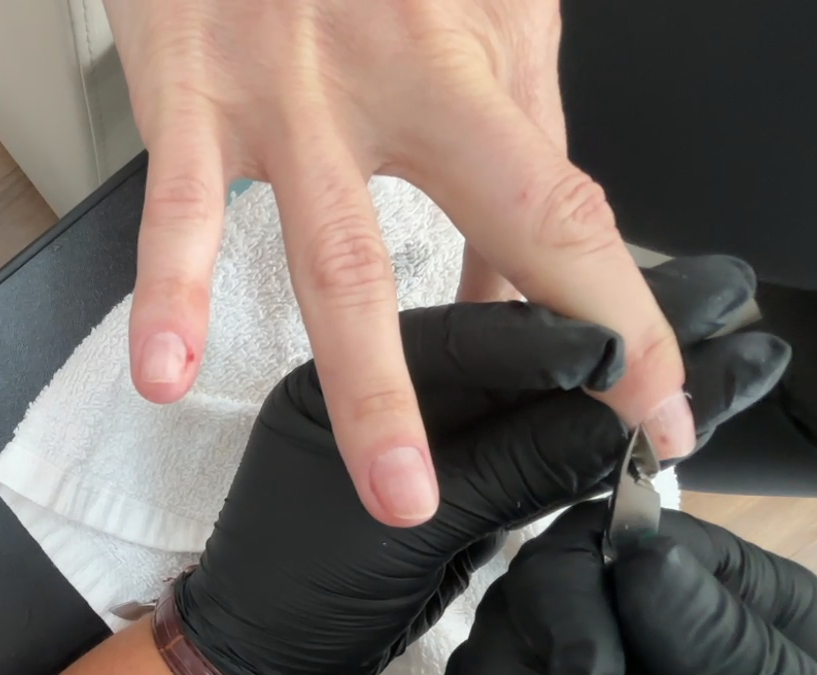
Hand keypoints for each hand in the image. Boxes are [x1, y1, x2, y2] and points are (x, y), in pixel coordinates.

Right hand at [103, 0, 693, 525]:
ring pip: (340, 256)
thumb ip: (493, 142)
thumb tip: (507, 277)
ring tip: (389, 486)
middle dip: (542, 356)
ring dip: (369, 384)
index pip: (571, 209)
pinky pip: (182, 213)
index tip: (653, 416)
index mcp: (478, 60)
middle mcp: (406, 78)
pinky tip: (163, 373)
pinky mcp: (194, 99)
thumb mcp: (458, 16)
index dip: (624, 318)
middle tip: (573, 469)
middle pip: (499, 226)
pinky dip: (173, 295)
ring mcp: (296, 94)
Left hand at [176, 256, 785, 674]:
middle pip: (511, 346)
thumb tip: (627, 413)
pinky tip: (645, 403)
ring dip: (614, 373)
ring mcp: (413, 433)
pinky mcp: (443, 474)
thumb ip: (512, 468)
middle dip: (612, 328)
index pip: (467, 340)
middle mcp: (379, 395)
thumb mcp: (405, 532)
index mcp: (338, 381)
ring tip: (716, 326)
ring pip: (526, 390)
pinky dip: (579, 428)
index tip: (644, 338)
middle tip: (722, 291)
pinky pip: (520, 438)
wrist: (267, 658)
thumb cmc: (303, 593)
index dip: (558, 338)